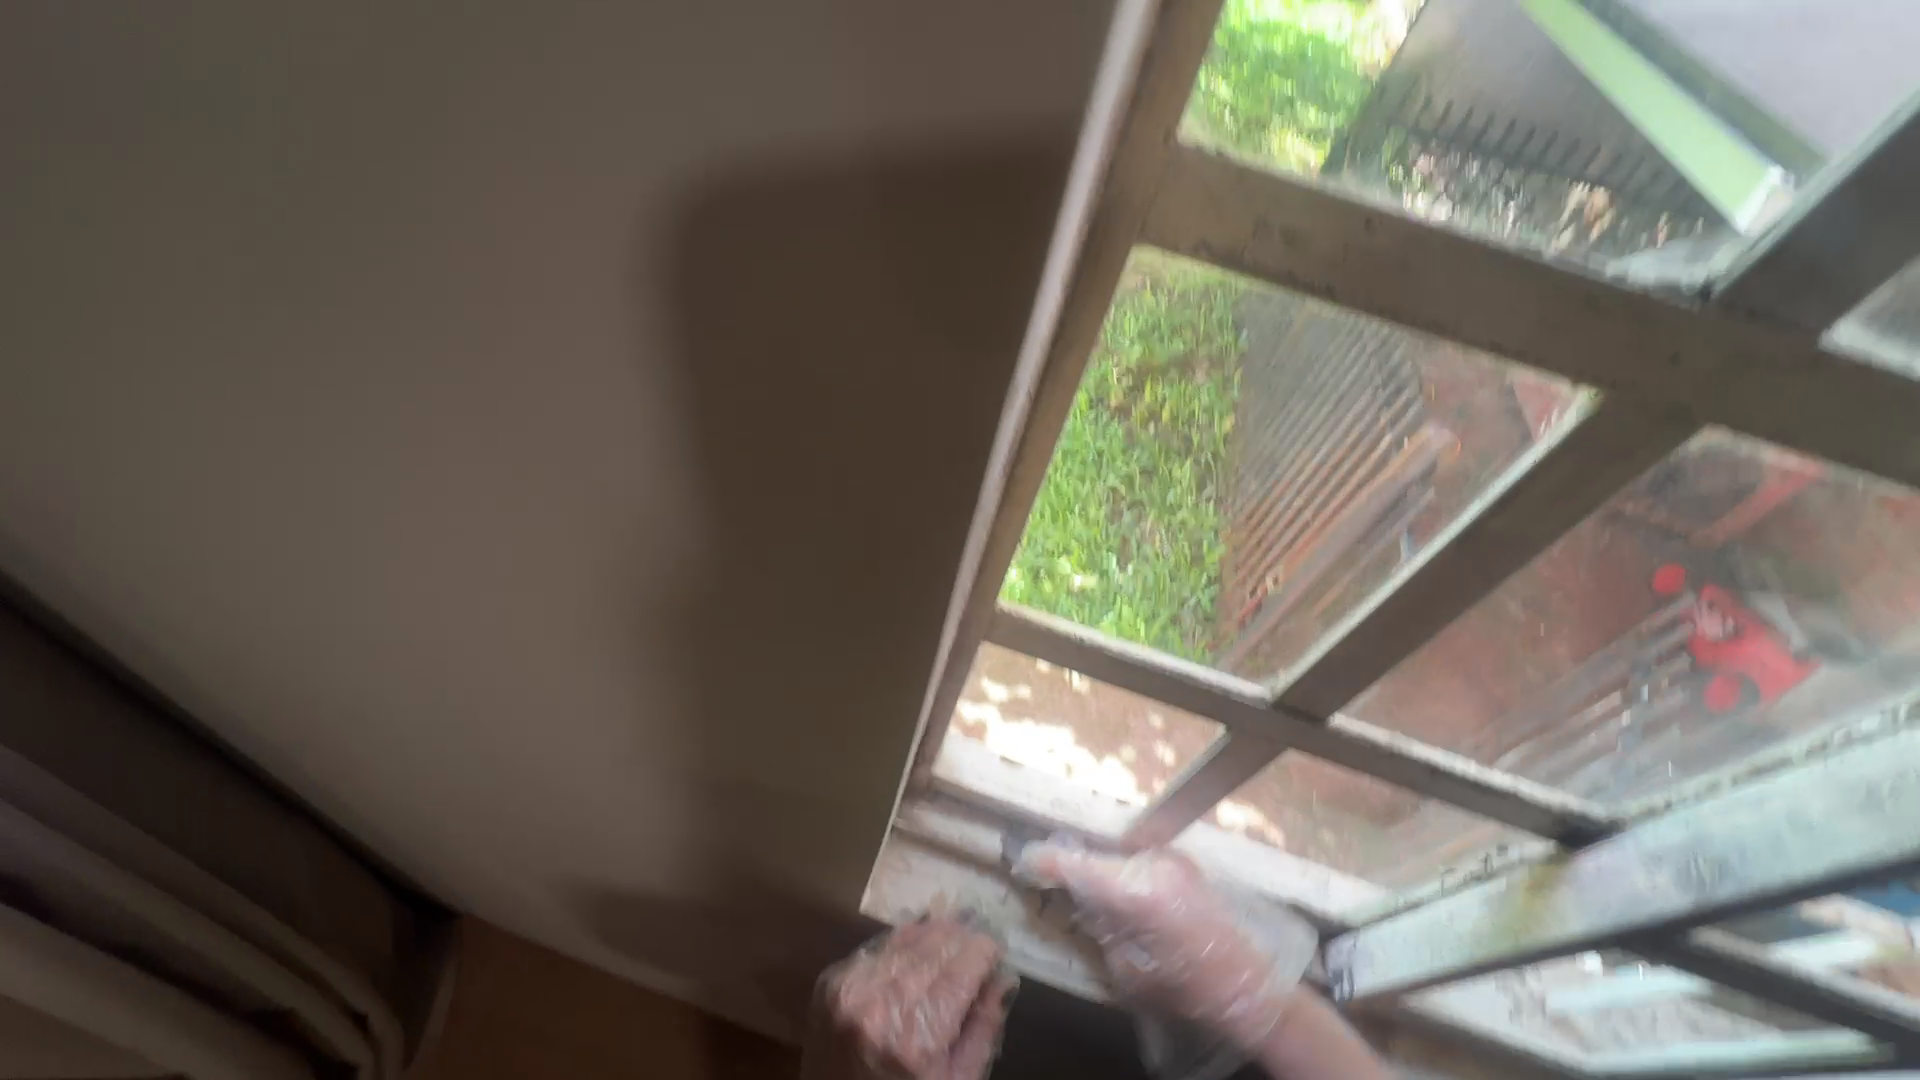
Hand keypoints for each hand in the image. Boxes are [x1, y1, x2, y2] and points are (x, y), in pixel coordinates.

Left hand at [802, 916, 1016, 1079]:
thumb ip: (983, 1029)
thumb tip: (1004, 977)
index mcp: (916, 1039)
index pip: (961, 970)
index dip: (984, 951)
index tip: (996, 948)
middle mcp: (881, 1005)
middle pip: (935, 947)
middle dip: (961, 938)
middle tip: (977, 935)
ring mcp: (851, 989)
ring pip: (906, 939)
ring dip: (933, 933)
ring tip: (953, 931)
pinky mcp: (831, 981)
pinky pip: (879, 946)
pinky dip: (903, 941)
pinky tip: (918, 942)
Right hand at [1014, 843, 1304, 1050]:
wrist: (1251, 988)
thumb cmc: (1186, 989)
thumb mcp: (1127, 968)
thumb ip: (1099, 924)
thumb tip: (1076, 897)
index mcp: (1137, 890)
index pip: (1077, 863)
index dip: (1045, 860)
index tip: (1021, 857)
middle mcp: (1153, 862)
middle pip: (1095, 853)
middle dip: (1069, 864)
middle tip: (1044, 874)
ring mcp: (1171, 857)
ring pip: (1115, 854)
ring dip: (1096, 866)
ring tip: (1080, 887)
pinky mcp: (1183, 860)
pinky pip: (1136, 858)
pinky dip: (1119, 869)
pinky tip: (1116, 893)